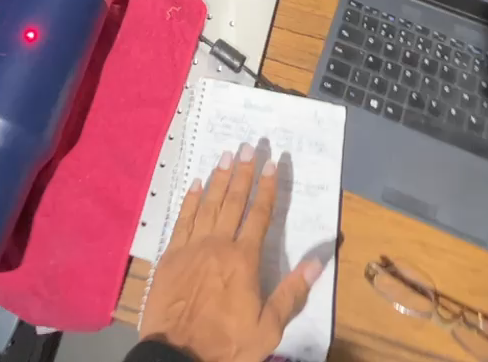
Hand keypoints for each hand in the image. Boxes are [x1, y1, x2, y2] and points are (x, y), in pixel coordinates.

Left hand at [140, 143, 322, 361]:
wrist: (177, 357)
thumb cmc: (227, 345)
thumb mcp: (268, 329)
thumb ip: (291, 292)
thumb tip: (317, 260)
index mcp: (244, 259)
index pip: (260, 214)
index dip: (267, 187)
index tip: (272, 163)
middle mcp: (218, 244)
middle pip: (233, 200)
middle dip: (243, 172)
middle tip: (248, 146)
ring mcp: (192, 246)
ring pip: (208, 203)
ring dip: (219, 178)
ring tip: (226, 154)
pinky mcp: (171, 254)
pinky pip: (182, 219)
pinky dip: (190, 199)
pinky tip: (196, 183)